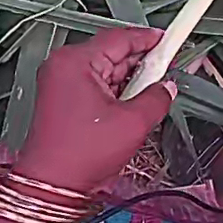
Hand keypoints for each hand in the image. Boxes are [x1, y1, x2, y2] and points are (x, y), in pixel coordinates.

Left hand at [16, 28, 176, 191]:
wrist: (52, 184)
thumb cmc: (82, 154)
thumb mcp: (133, 123)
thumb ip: (157, 98)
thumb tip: (167, 88)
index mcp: (76, 62)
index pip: (121, 38)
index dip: (149, 39)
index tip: (170, 40)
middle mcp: (63, 65)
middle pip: (112, 52)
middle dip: (141, 64)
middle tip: (165, 75)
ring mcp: (59, 81)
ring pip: (105, 70)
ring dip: (129, 81)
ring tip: (146, 99)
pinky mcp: (61, 97)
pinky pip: (95, 84)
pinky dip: (115, 92)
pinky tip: (129, 108)